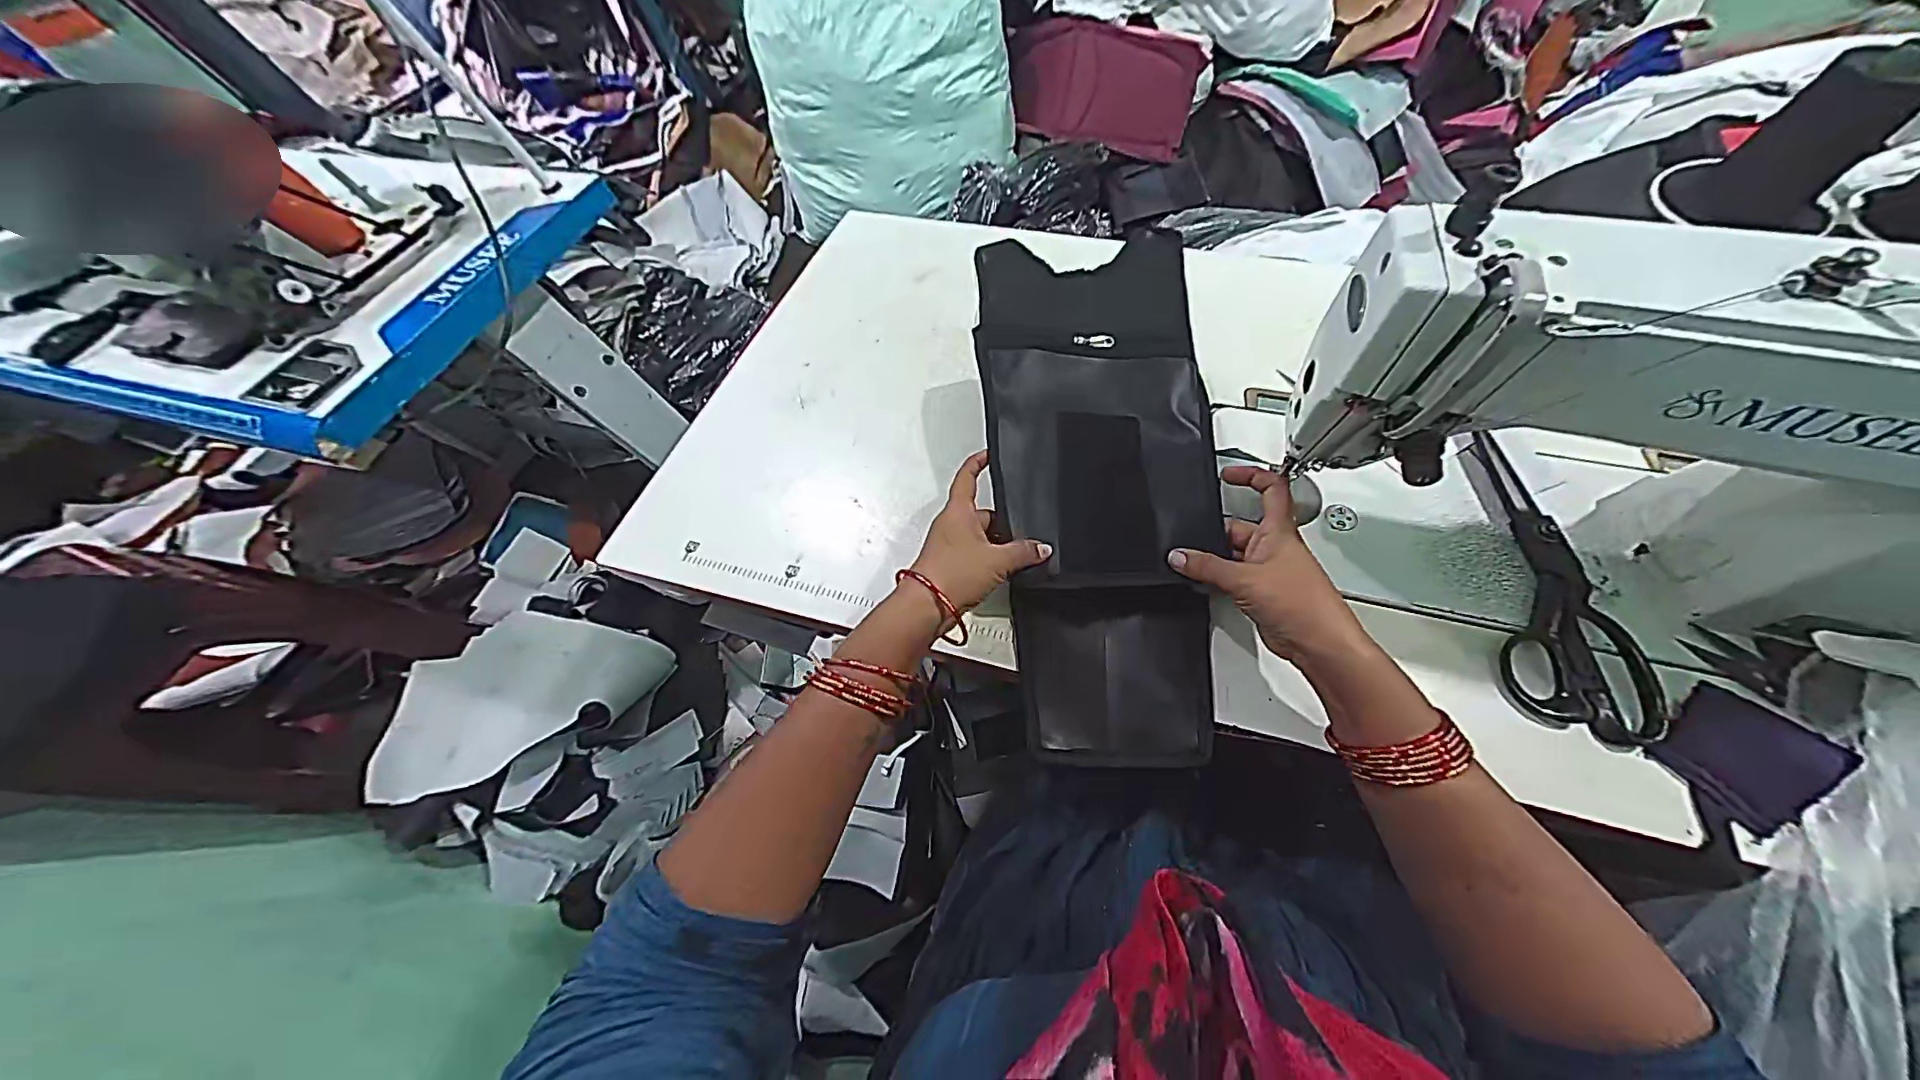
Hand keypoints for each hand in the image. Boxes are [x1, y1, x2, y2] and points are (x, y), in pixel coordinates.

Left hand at [910, 451, 1051, 611]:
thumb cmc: (949, 575)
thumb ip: (1023, 551)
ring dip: (995, 547)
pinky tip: (998, 575)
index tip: (986, 455)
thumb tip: (1040, 548)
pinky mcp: (949, 565)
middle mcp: (950, 525)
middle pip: (982, 515)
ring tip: (1009, 562)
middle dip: (1002, 525)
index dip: (978, 463)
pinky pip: (973, 556)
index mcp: (957, 511)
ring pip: (979, 537)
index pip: (967, 477)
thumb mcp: (998, 560)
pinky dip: (987, 562)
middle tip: (1020, 537)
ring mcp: (948, 545)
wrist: (927, 606)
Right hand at [1167, 466, 1360, 662]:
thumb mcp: (1245, 579)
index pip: (1270, 489)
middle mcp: (1274, 547)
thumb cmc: (1305, 604)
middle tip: (1193, 540)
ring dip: (1214, 561)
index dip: (1250, 476)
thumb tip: (1180, 556)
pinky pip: (1232, 578)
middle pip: (1239, 527)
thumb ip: (1207, 567)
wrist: (1318, 641)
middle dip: (1214, 533)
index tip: (1228, 474)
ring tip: (1196, 566)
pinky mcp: (1261, 592)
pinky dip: (1217, 580)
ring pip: (1233, 555)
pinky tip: (1205, 585)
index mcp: (1279, 531)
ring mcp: (1267, 570)